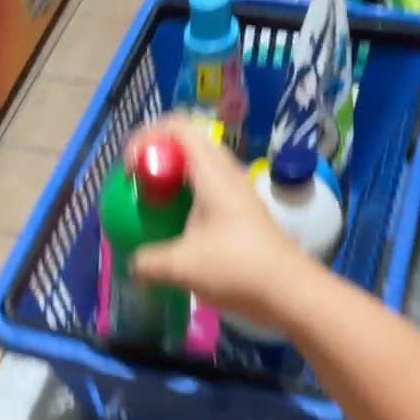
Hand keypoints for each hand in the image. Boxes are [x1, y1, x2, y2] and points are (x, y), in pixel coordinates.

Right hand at [128, 117, 323, 333]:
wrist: (289, 292)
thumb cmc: (236, 269)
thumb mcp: (181, 267)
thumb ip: (148, 263)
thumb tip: (132, 265)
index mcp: (212, 174)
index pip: (178, 127)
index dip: (147, 137)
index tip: (129, 169)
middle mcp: (227, 176)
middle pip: (188, 145)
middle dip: (157, 157)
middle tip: (138, 184)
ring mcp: (237, 196)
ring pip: (199, 171)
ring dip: (172, 181)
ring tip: (152, 206)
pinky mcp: (242, 216)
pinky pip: (207, 194)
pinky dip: (185, 202)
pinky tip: (174, 231)